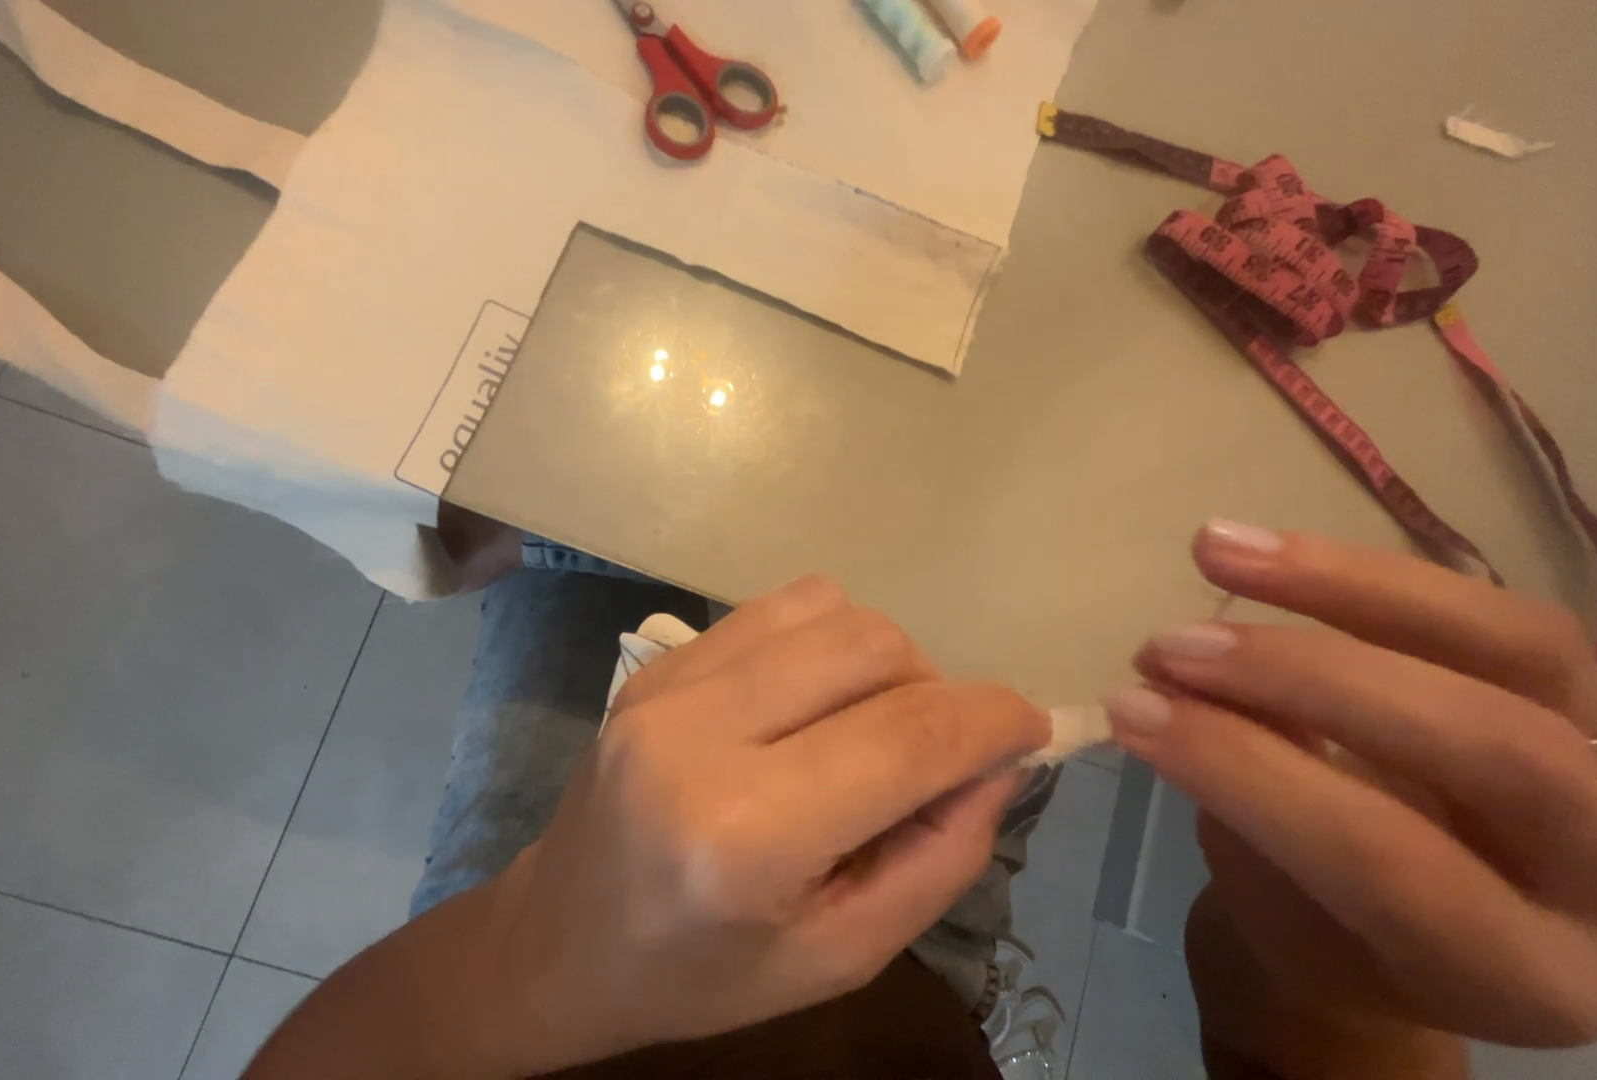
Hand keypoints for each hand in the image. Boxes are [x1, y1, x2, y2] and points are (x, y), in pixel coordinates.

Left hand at [486, 576, 1049, 1066]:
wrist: (564, 934)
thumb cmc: (704, 970)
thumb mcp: (842, 954)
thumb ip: (939, 856)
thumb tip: (998, 760)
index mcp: (745, 834)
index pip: (906, 738)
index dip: (992, 721)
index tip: (1031, 727)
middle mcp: (699, 734)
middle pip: (872, 648)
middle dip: (935, 689)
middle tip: (931, 749)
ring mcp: (669, 683)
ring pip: (829, 610)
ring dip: (880, 659)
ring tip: (866, 722)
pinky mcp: (659, 660)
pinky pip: (777, 608)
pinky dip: (825, 641)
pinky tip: (811, 698)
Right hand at [1108, 522, 1596, 1061]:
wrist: (1391, 934)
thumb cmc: (1310, 928)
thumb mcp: (1265, 888)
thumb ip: (1239, 794)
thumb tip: (1172, 688)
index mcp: (1526, 979)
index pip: (1390, 861)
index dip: (1245, 770)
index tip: (1128, 709)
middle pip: (1484, 744)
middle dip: (1302, 674)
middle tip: (1171, 643)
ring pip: (1518, 648)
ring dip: (1345, 585)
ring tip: (1216, 549)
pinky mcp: (1591, 705)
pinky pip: (1497, 617)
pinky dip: (1370, 575)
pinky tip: (1270, 552)